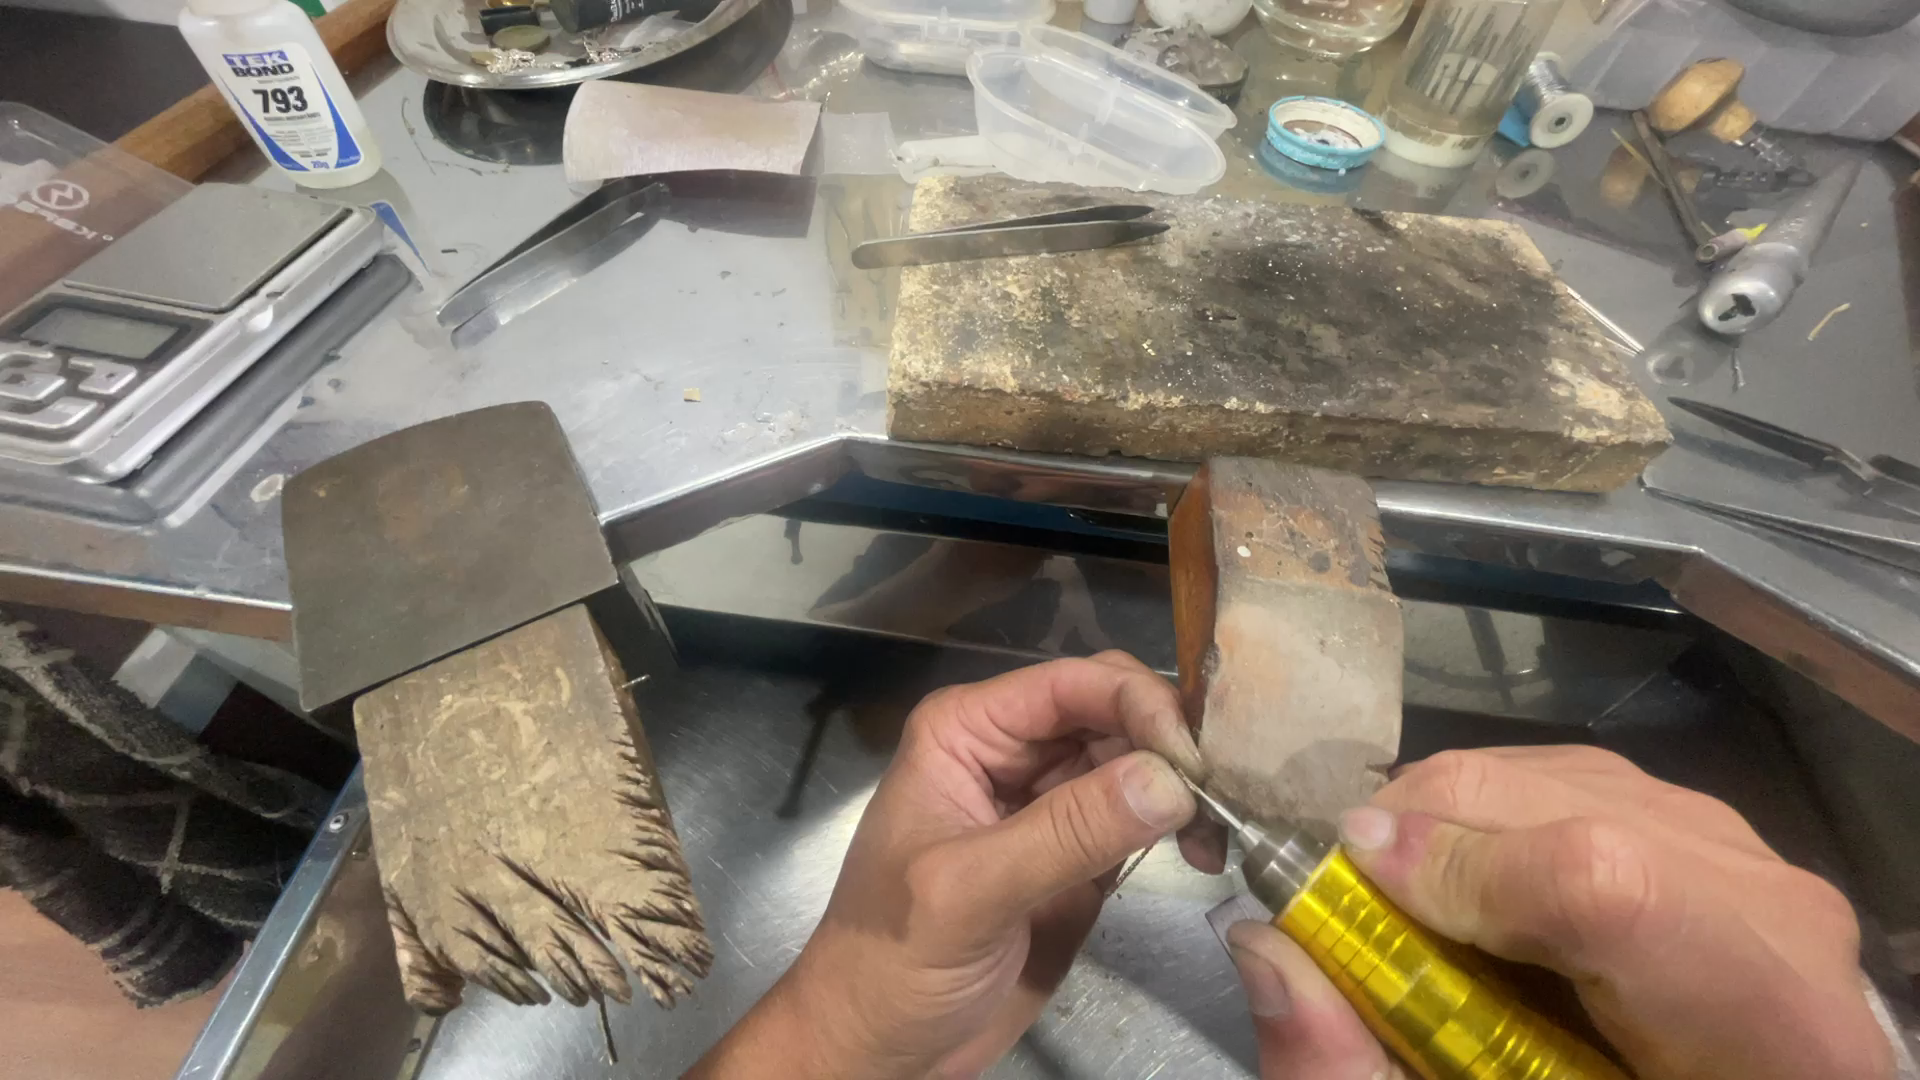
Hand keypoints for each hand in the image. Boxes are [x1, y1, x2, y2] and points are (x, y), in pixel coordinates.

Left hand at [688, 653, 1204, 1078]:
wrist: (881, 1042)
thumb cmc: (893, 958)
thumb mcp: (968, 891)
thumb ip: (1066, 832)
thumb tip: (1169, 779)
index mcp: (969, 728)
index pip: (1068, 684)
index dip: (1136, 703)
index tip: (1192, 759)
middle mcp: (1010, 746)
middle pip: (1107, 708)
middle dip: (1164, 739)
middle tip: (1215, 794)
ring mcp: (1046, 796)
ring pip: (1130, 755)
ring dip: (1177, 783)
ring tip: (1214, 831)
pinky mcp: (1076, 847)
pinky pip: (1135, 811)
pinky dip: (1173, 821)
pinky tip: (1199, 849)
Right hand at [1224, 746, 1891, 1079]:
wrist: (1714, 1078)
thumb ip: (1353, 1071)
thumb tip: (1261, 945)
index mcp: (1759, 1034)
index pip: (1608, 888)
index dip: (1461, 862)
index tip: (1357, 873)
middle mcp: (1774, 919)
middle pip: (1558, 808)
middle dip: (1422, 826)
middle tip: (1356, 884)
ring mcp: (1741, 852)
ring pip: (1544, 773)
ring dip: (1442, 814)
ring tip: (1413, 883)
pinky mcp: (1701, 819)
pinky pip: (1557, 771)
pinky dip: (1478, 804)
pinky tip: (1471, 866)